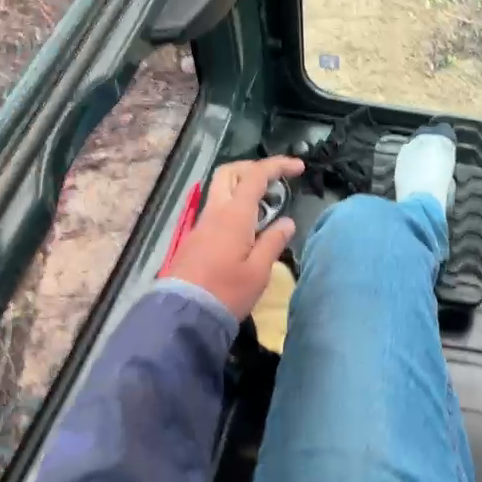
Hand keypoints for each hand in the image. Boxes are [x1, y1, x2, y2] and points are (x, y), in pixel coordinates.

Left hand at [163, 156, 303, 319]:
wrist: (183, 316)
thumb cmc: (226, 292)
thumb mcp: (258, 272)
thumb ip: (273, 242)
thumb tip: (287, 222)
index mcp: (234, 214)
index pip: (256, 175)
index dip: (278, 166)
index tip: (299, 168)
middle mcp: (215, 212)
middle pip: (230, 172)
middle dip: (253, 168)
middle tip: (274, 180)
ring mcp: (201, 225)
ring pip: (221, 190)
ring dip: (243, 188)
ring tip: (265, 208)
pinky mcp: (194, 239)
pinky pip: (216, 210)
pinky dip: (234, 206)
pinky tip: (247, 229)